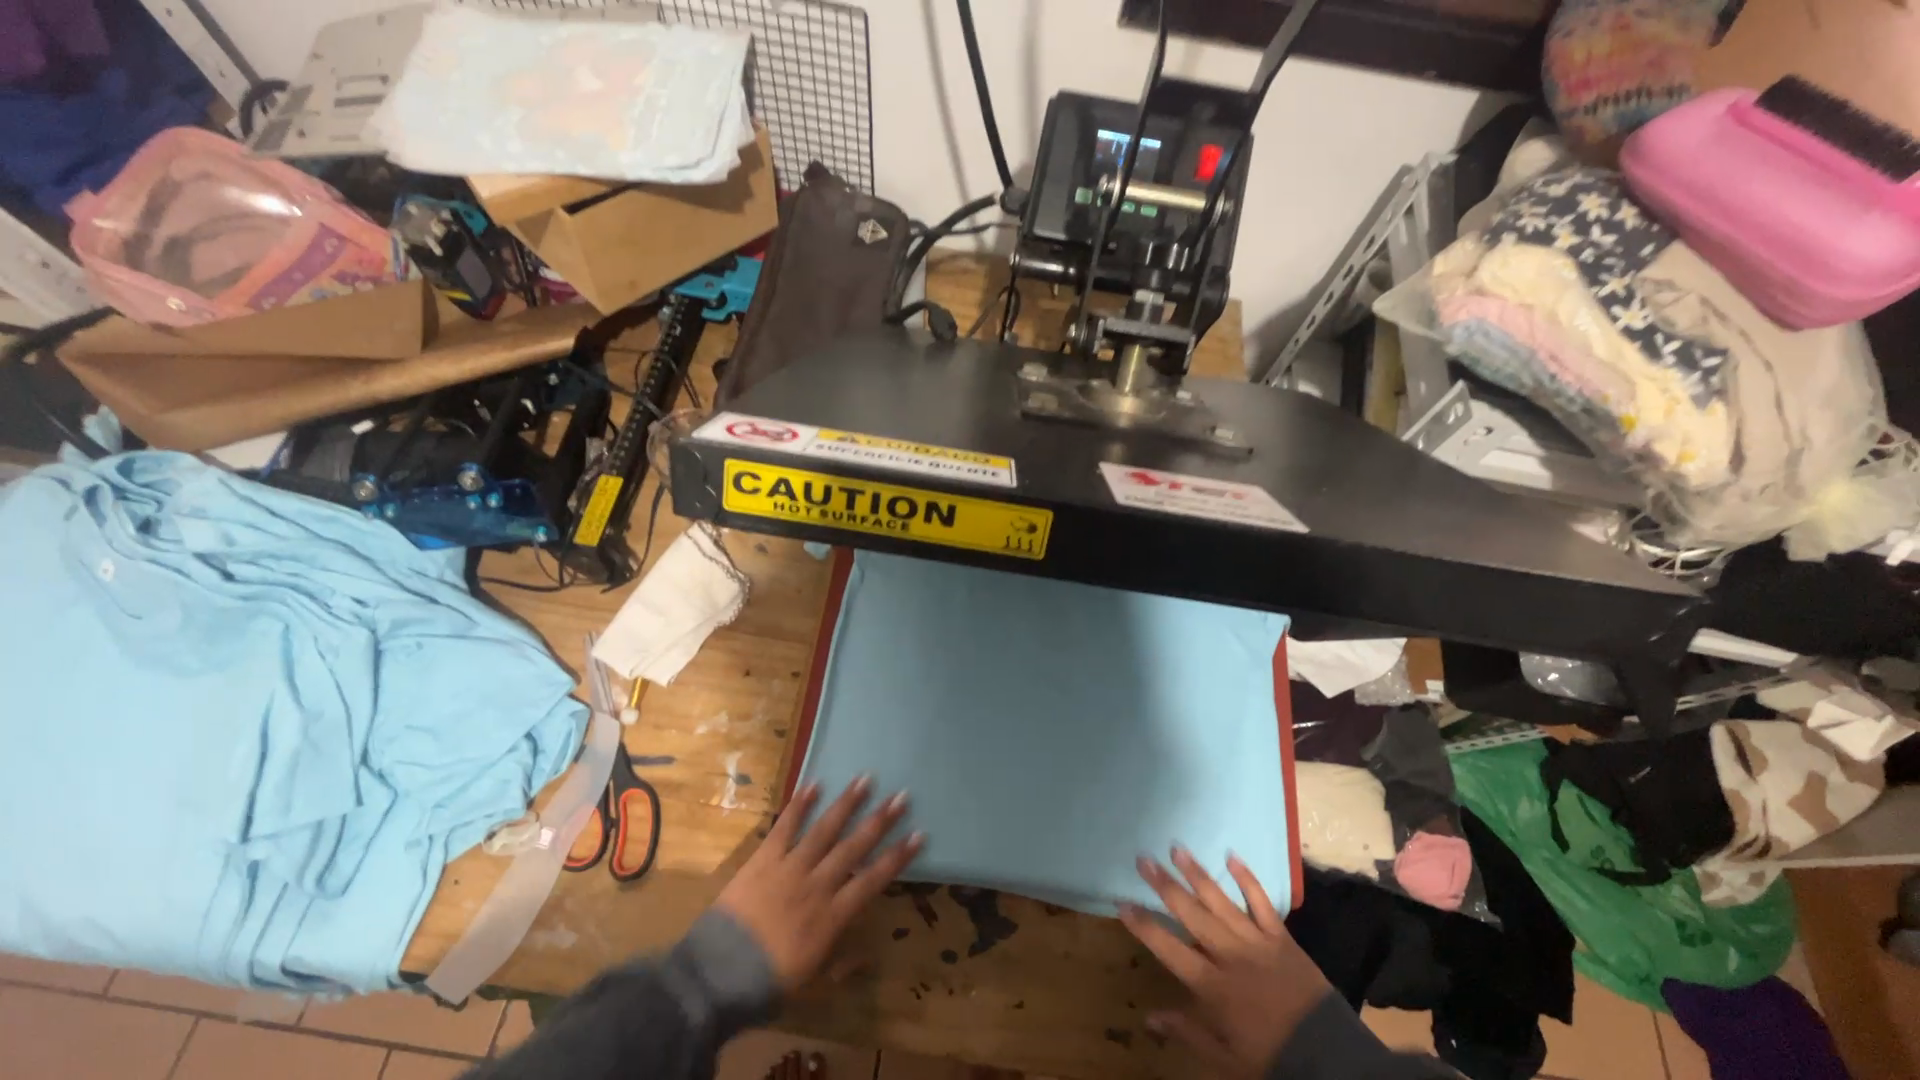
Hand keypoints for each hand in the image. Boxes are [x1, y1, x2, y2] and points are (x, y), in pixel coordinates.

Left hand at [713, 776, 923, 990]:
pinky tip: (813, 785)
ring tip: (864, 779)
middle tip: (901, 796)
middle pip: (854, 847)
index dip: (897, 857)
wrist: (717, 974)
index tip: (918, 834)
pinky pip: (784, 828)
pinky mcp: (762, 860)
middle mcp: (817, 885)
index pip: (873, 880)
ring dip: (846, 804)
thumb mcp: (814, 983)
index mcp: (833, 917)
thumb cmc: (768, 983)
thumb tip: (870, 954)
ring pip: (824, 830)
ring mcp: (789, 869)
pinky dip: (798, 806)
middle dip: (880, 821)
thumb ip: (843, 964)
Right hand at [1120, 848, 1332, 1077]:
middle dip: (1165, 886)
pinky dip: (1247, 879)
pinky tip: (1231, 856)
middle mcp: (1230, 956)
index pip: (1170, 949)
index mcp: (1213, 986)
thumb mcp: (1225, 1056)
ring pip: (1221, 901)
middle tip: (1144, 860)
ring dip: (1197, 874)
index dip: (1145, 926)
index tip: (1123, 903)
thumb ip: (1187, 1032)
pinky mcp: (1281, 937)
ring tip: (1177, 849)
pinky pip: (1262, 902)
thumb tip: (1148, 1018)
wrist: (1327, 1055)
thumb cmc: (1270, 1055)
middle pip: (1191, 915)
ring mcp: (1257, 942)